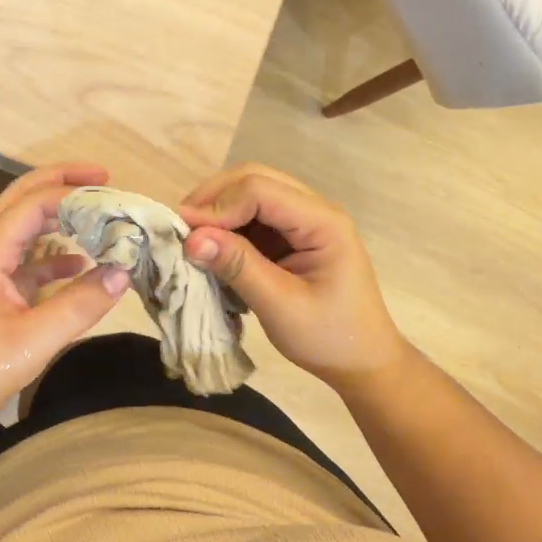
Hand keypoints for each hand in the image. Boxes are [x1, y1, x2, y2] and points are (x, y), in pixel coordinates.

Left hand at [0, 164, 129, 446]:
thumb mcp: (35, 341)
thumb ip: (80, 305)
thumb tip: (124, 270)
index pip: (33, 203)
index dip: (72, 192)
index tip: (112, 189)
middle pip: (21, 199)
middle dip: (59, 182)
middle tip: (102, 176)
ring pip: (24, 227)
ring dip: (58, 215)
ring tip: (98, 213)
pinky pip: (27, 259)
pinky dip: (54, 254)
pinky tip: (82, 264)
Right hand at [179, 164, 404, 383]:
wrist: (362, 362)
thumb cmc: (329, 337)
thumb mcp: (281, 307)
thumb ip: (238, 267)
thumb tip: (191, 239)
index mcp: (323, 222)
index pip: (260, 190)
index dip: (217, 206)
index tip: (183, 234)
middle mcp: (313, 210)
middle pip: (254, 179)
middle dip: (213, 198)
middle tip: (180, 228)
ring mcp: (301, 221)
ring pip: (249, 193)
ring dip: (217, 210)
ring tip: (190, 237)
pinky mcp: (289, 236)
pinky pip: (251, 216)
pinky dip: (226, 226)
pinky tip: (210, 247)